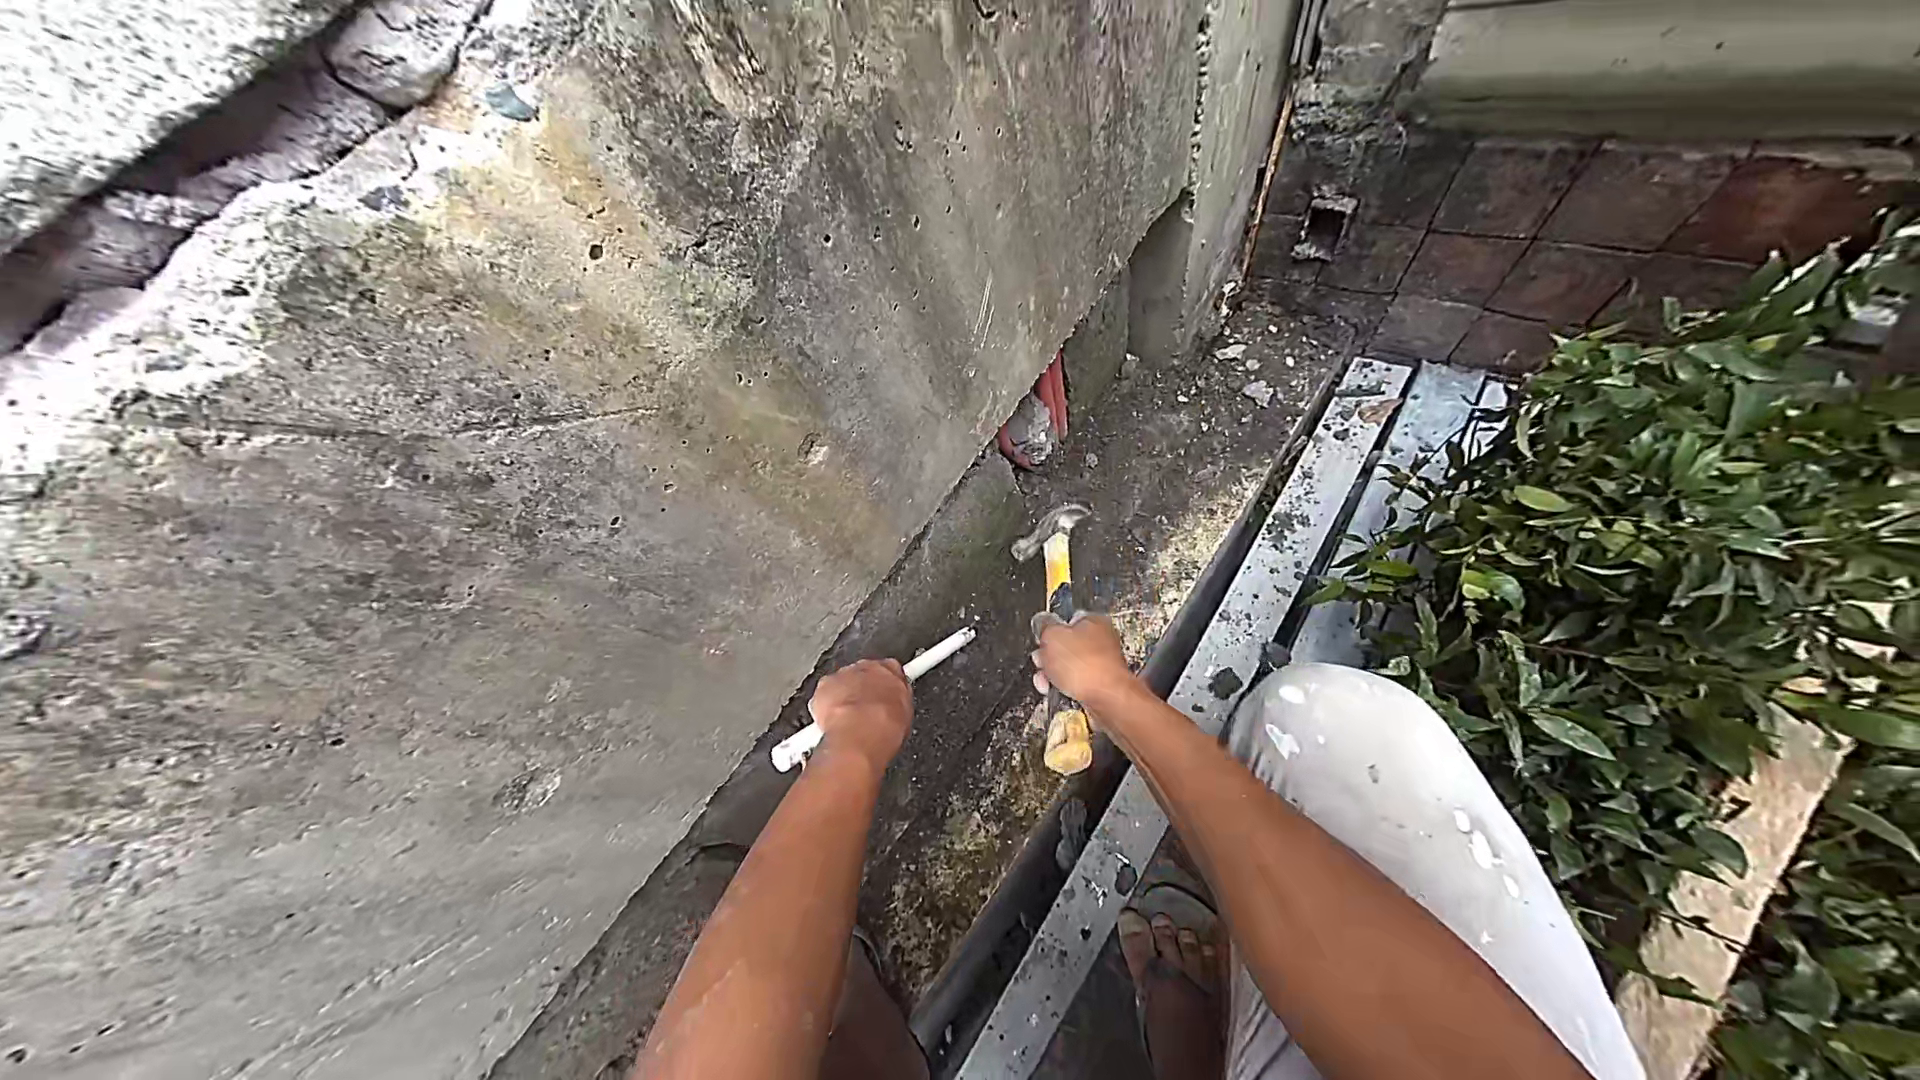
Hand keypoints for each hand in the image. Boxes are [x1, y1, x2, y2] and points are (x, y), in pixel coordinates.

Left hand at [807, 659, 912, 774]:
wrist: (862, 730)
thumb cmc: (886, 724)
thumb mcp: (905, 713)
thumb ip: (897, 701)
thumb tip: (894, 707)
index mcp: (889, 670)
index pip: (889, 670)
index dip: (884, 686)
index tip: (883, 697)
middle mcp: (865, 667)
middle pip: (861, 675)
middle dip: (861, 690)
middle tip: (863, 712)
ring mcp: (843, 675)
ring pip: (841, 684)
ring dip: (842, 698)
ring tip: (847, 721)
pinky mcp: (824, 686)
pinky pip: (823, 695)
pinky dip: (826, 706)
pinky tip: (832, 722)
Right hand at [1031, 613, 1136, 706]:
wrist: (1107, 698)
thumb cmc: (1087, 666)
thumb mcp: (1052, 636)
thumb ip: (1044, 625)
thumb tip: (1041, 621)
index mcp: (1093, 621)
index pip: (1066, 620)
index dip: (1049, 630)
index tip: (1041, 640)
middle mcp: (1102, 641)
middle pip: (1065, 645)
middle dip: (1049, 656)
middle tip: (1043, 661)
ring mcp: (1103, 665)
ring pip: (1068, 667)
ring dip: (1053, 674)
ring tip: (1048, 681)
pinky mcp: (1101, 686)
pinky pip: (1076, 684)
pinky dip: (1065, 688)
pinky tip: (1060, 691)